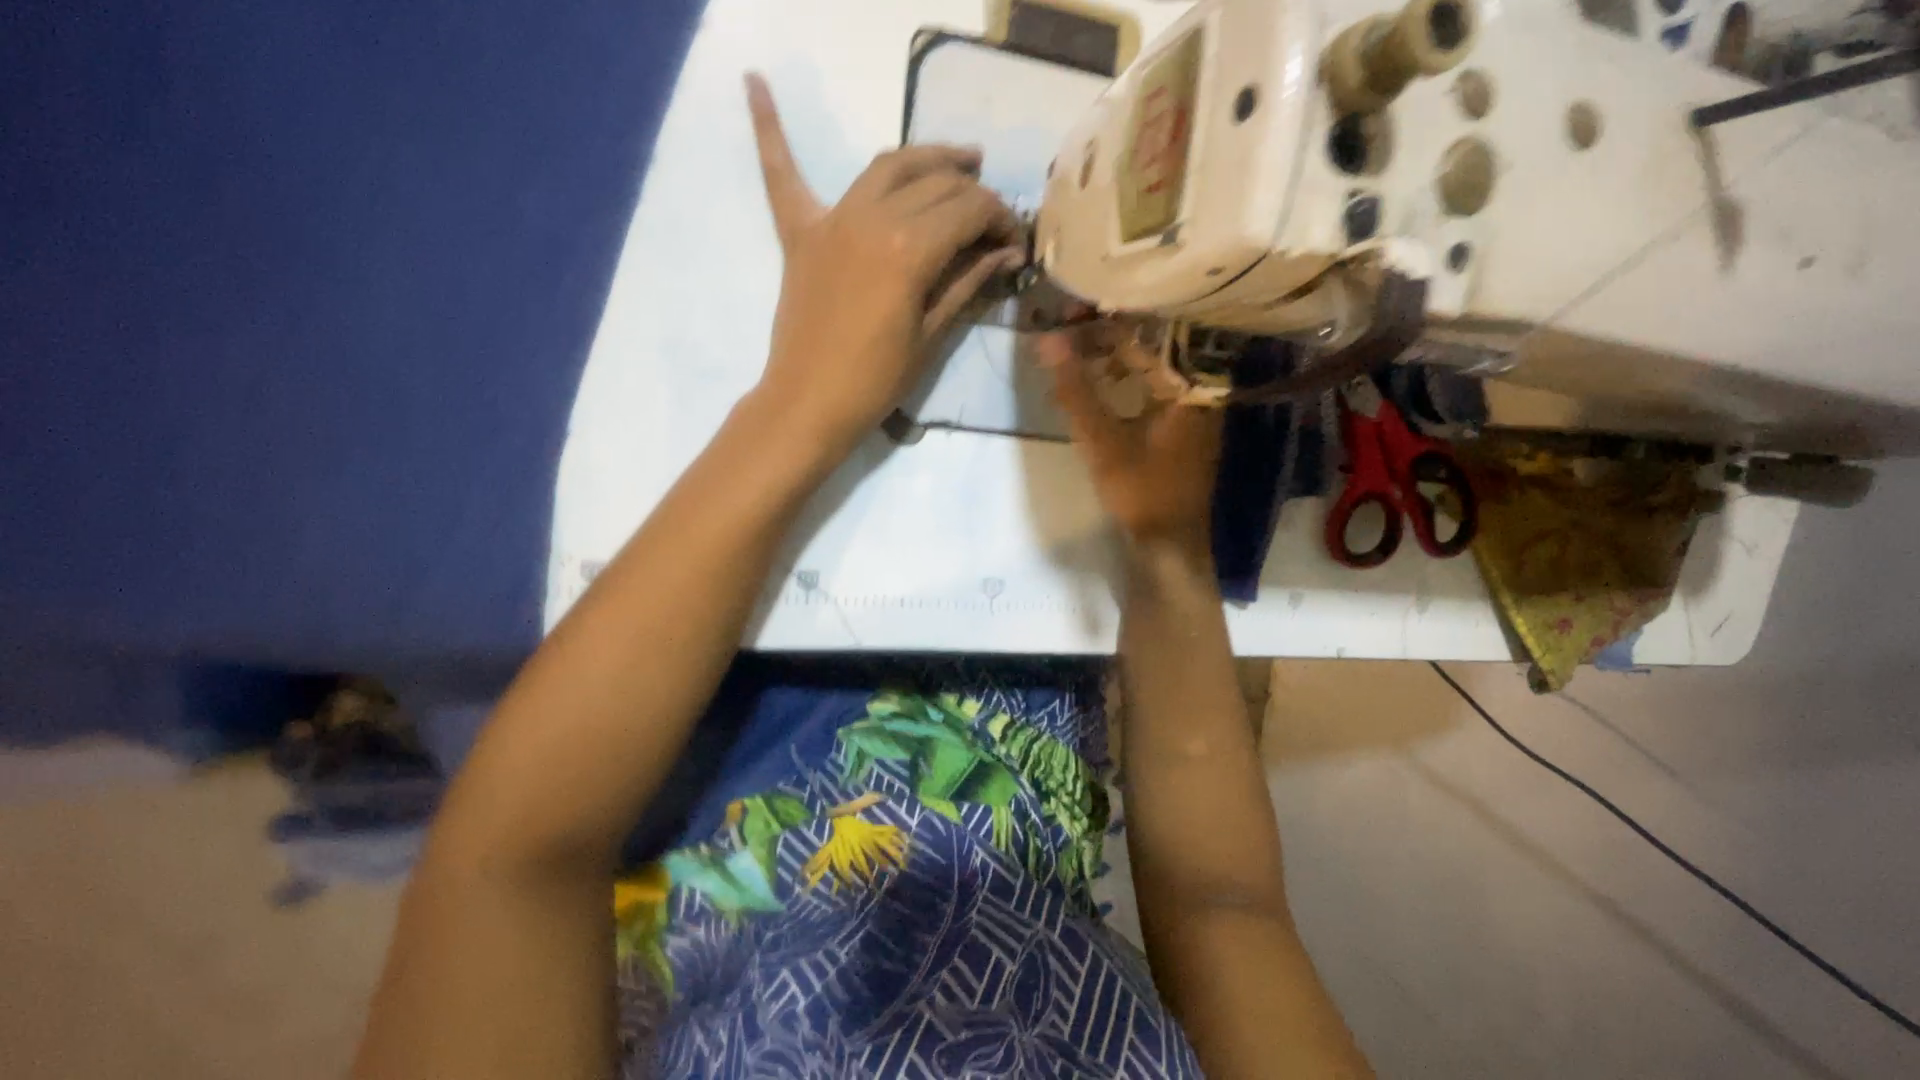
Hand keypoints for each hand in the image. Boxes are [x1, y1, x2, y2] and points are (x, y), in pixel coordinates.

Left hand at [744, 73, 1021, 447]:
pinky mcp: (801, 233)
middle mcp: (873, 219)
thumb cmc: (876, 381)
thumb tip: (1006, 253)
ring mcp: (833, 221)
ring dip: (926, 158)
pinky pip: (781, 173)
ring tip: (958, 162)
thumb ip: (966, 283)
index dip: (1000, 220)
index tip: (1015, 243)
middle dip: (973, 194)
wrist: (808, 404)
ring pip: (887, 166)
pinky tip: (743, 64)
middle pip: (935, 184)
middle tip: (991, 217)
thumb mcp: (931, 335)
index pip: (968, 211)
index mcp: (910, 250)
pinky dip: (766, 127)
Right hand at [1038, 323, 1223, 555]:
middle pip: (1154, 345)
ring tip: (1077, 355)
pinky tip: (1101, 387)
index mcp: (1189, 384)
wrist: (1171, 545)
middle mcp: (1200, 388)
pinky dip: (1128, 381)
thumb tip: (1048, 340)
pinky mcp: (1185, 426)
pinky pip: (1157, 387)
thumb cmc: (1141, 491)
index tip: (1072, 312)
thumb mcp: (1102, 440)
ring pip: (1154, 366)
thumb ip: (1076, 389)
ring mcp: (1196, 408)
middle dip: (1109, 336)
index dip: (1107, 319)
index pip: (1149, 332)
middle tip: (1068, 329)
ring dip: (1116, 358)